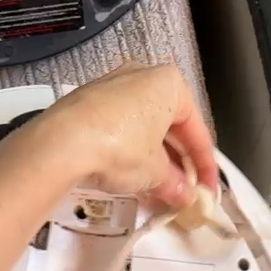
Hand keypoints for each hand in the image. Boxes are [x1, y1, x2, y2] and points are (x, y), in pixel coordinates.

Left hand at [1, 62, 218, 209]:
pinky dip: (130, 149)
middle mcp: (142, 75)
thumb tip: (185, 195)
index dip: (205, 165)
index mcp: (168, 83)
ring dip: (154, 157)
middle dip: (178, 160)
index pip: (197, 128)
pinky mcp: (89, 99)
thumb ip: (176, 183)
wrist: (62, 142)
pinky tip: (130, 176)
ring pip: (144, 124)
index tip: (209, 191)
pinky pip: (120, 124)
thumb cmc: (121, 146)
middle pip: (170, 123)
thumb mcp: (155, 171)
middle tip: (184, 192)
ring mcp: (113, 84)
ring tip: (158, 190)